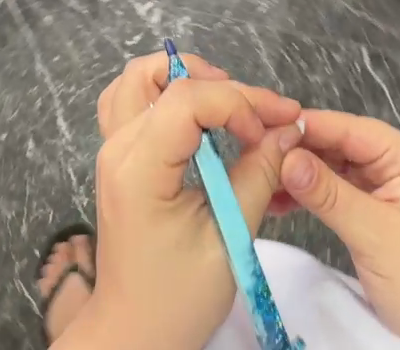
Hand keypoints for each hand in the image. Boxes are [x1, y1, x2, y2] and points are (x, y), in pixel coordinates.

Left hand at [58, 55, 303, 349]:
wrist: (132, 333)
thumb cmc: (178, 297)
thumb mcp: (227, 238)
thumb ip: (258, 175)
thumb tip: (287, 129)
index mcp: (139, 169)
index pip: (186, 99)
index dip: (235, 103)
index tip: (268, 133)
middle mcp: (117, 147)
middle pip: (160, 76)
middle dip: (219, 83)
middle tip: (261, 111)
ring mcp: (112, 148)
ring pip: (139, 78)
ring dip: (185, 77)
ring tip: (228, 102)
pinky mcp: (119, 156)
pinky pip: (132, 100)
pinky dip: (165, 91)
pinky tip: (198, 114)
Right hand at [280, 110, 399, 349]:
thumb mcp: (375, 235)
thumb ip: (329, 195)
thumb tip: (286, 158)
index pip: (347, 128)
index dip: (305, 127)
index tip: (260, 129)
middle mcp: (390, 160)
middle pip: (334, 143)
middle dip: (295, 150)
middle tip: (251, 156)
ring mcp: (377, 183)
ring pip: (327, 165)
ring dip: (294, 173)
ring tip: (256, 180)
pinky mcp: (366, 207)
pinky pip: (329, 189)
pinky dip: (304, 194)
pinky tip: (273, 200)